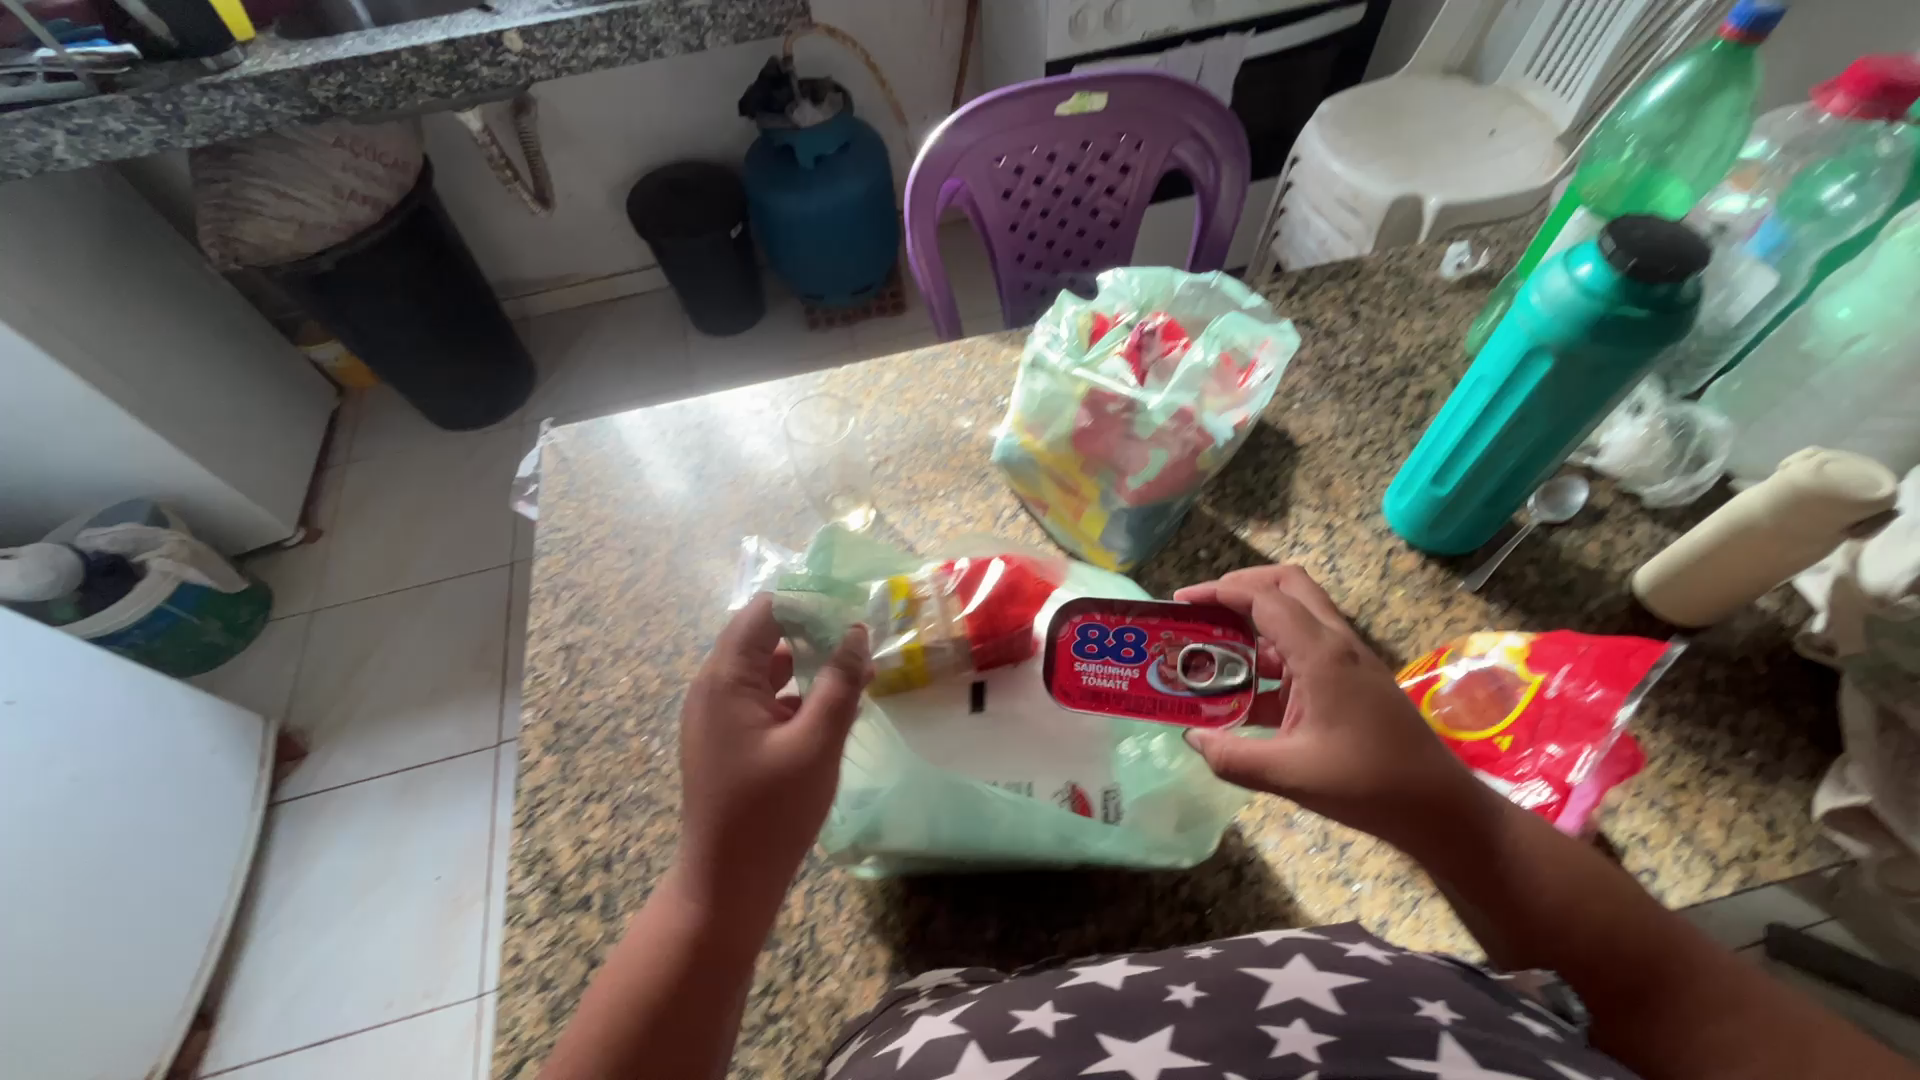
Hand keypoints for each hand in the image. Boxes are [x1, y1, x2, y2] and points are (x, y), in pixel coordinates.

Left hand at [672, 594, 871, 914]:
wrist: (726, 885)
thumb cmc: (771, 812)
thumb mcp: (817, 743)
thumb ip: (839, 683)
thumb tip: (856, 632)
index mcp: (725, 679)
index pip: (764, 611)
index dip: (808, 601)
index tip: (852, 606)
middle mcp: (714, 687)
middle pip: (764, 636)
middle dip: (813, 630)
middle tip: (861, 635)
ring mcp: (719, 715)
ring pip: (767, 669)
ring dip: (809, 663)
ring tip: (858, 666)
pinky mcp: (729, 738)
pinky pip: (765, 698)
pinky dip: (798, 693)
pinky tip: (836, 704)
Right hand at [1175, 566, 1493, 847]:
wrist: (1439, 808)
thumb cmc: (1367, 784)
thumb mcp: (1290, 774)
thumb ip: (1232, 756)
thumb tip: (1192, 737)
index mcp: (1321, 654)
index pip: (1264, 598)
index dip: (1219, 592)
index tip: (1181, 603)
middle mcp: (1335, 644)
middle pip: (1287, 585)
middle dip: (1240, 587)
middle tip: (1201, 609)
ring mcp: (1345, 660)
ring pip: (1296, 614)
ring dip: (1253, 621)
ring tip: (1212, 646)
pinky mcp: (1349, 680)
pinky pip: (1302, 649)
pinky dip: (1268, 655)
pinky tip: (1242, 689)